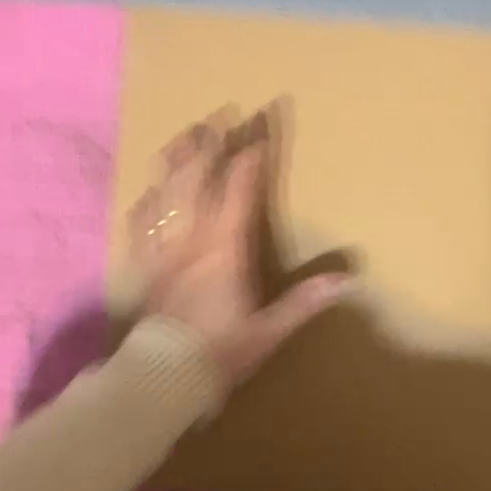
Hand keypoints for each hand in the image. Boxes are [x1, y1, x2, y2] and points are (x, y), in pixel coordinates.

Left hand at [124, 105, 351, 385]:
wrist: (164, 375)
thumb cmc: (220, 354)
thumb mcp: (268, 331)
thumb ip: (304, 302)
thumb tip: (348, 280)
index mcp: (224, 250)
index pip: (238, 191)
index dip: (250, 158)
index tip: (259, 131)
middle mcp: (191, 240)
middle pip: (196, 180)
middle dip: (208, 145)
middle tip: (218, 116)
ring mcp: (163, 251)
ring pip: (165, 194)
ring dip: (174, 161)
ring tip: (183, 136)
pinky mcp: (145, 267)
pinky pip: (141, 224)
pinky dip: (147, 202)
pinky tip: (149, 193)